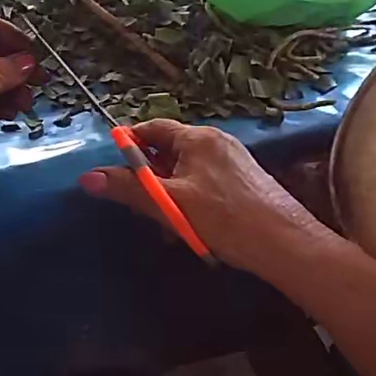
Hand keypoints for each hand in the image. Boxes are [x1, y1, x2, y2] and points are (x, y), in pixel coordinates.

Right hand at [78, 119, 334, 277]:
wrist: (288, 246)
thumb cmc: (225, 219)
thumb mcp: (170, 204)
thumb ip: (129, 188)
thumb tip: (87, 177)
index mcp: (198, 139)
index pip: (153, 128)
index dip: (129, 144)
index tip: (113, 167)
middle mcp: (216, 143)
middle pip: (168, 151)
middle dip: (149, 176)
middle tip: (138, 202)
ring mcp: (233, 162)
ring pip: (186, 171)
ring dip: (169, 194)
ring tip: (166, 224)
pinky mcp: (244, 183)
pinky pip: (204, 184)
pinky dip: (189, 201)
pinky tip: (191, 228)